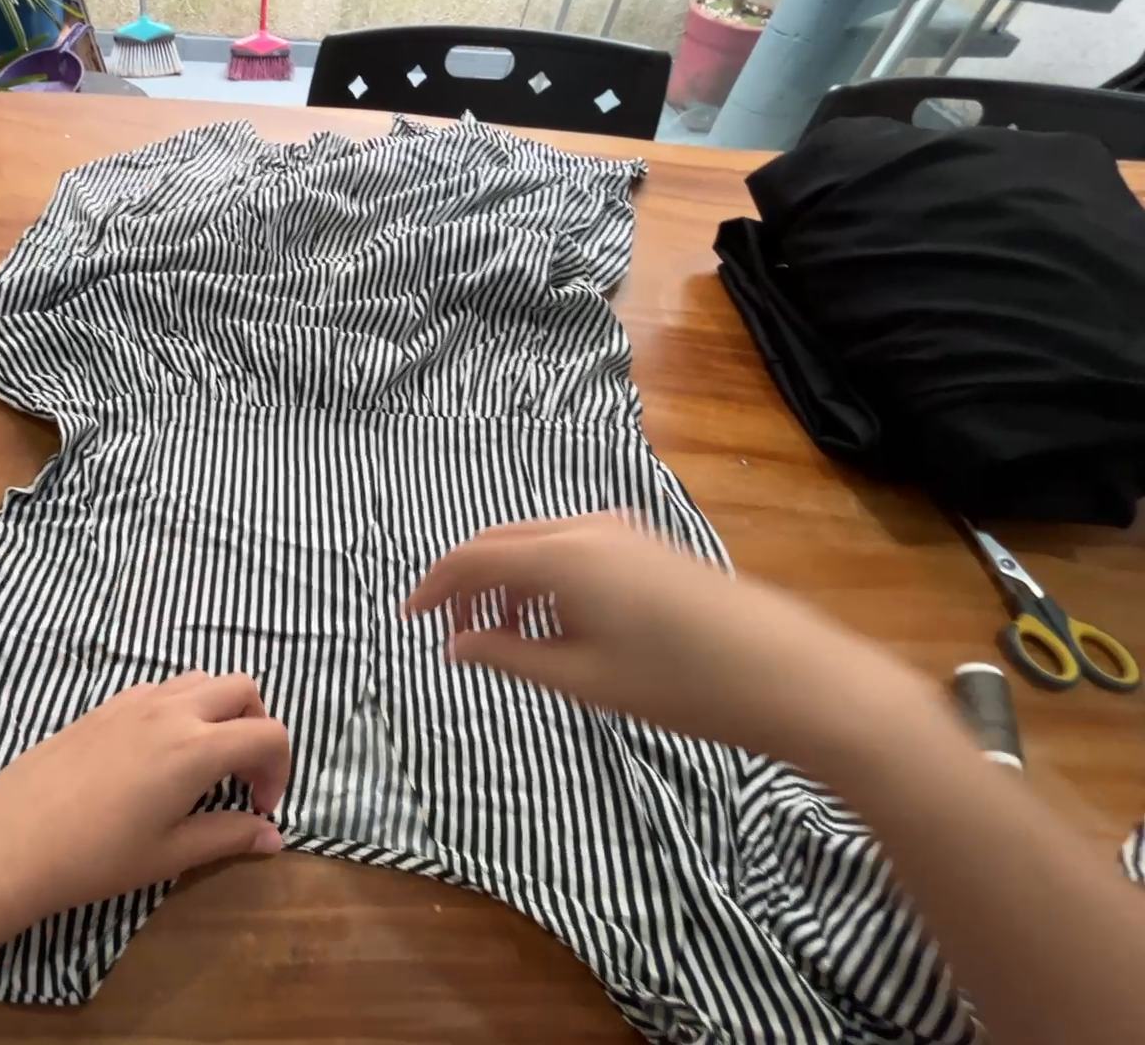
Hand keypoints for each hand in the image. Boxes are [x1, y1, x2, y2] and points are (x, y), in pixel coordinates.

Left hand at [0, 672, 289, 925]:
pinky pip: (162, 687)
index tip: (259, 807)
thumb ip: (228, 836)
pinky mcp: (107, 703)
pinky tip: (159, 753)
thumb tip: (273, 836)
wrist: (11, 838)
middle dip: (257, 726)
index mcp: (197, 746)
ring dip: (220, 711)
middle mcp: (173, 709)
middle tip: (241, 776)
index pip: (268, 734)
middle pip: (242, 688)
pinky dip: (182, 707)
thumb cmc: (95, 855)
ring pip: (201, 679)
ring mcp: (136, 699)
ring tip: (203, 761)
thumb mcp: (169, 854)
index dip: (280, 770)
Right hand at [403, 513, 941, 766]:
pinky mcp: (646, 547)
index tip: (410, 621)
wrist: (803, 681)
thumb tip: (454, 647)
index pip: (471, 559)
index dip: (433, 588)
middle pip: (499, 544)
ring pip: (534, 547)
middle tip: (456, 636)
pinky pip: (570, 552)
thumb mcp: (580, 678)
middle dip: (467, 588)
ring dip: (505, 587)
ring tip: (504, 640)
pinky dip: (542, 583)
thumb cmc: (683, 685)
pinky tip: (553, 626)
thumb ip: (505, 656)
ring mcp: (621, 533)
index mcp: (563, 555)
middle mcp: (586, 529)